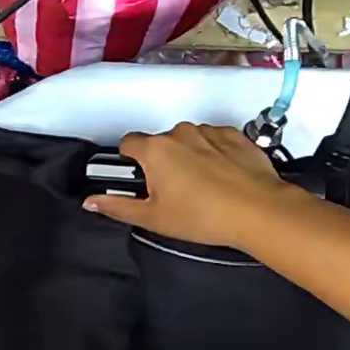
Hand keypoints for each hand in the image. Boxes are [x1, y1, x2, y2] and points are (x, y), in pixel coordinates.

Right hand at [83, 123, 302, 248]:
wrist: (259, 211)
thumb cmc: (203, 217)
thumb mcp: (153, 218)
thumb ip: (117, 207)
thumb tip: (90, 202)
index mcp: (154, 150)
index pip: (128, 143)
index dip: (131, 162)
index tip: (143, 180)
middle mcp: (179, 132)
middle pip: (160, 143)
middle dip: (163, 162)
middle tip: (175, 192)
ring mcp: (208, 131)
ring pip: (187, 140)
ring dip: (189, 156)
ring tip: (204, 187)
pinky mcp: (234, 134)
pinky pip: (214, 139)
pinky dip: (214, 153)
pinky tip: (223, 177)